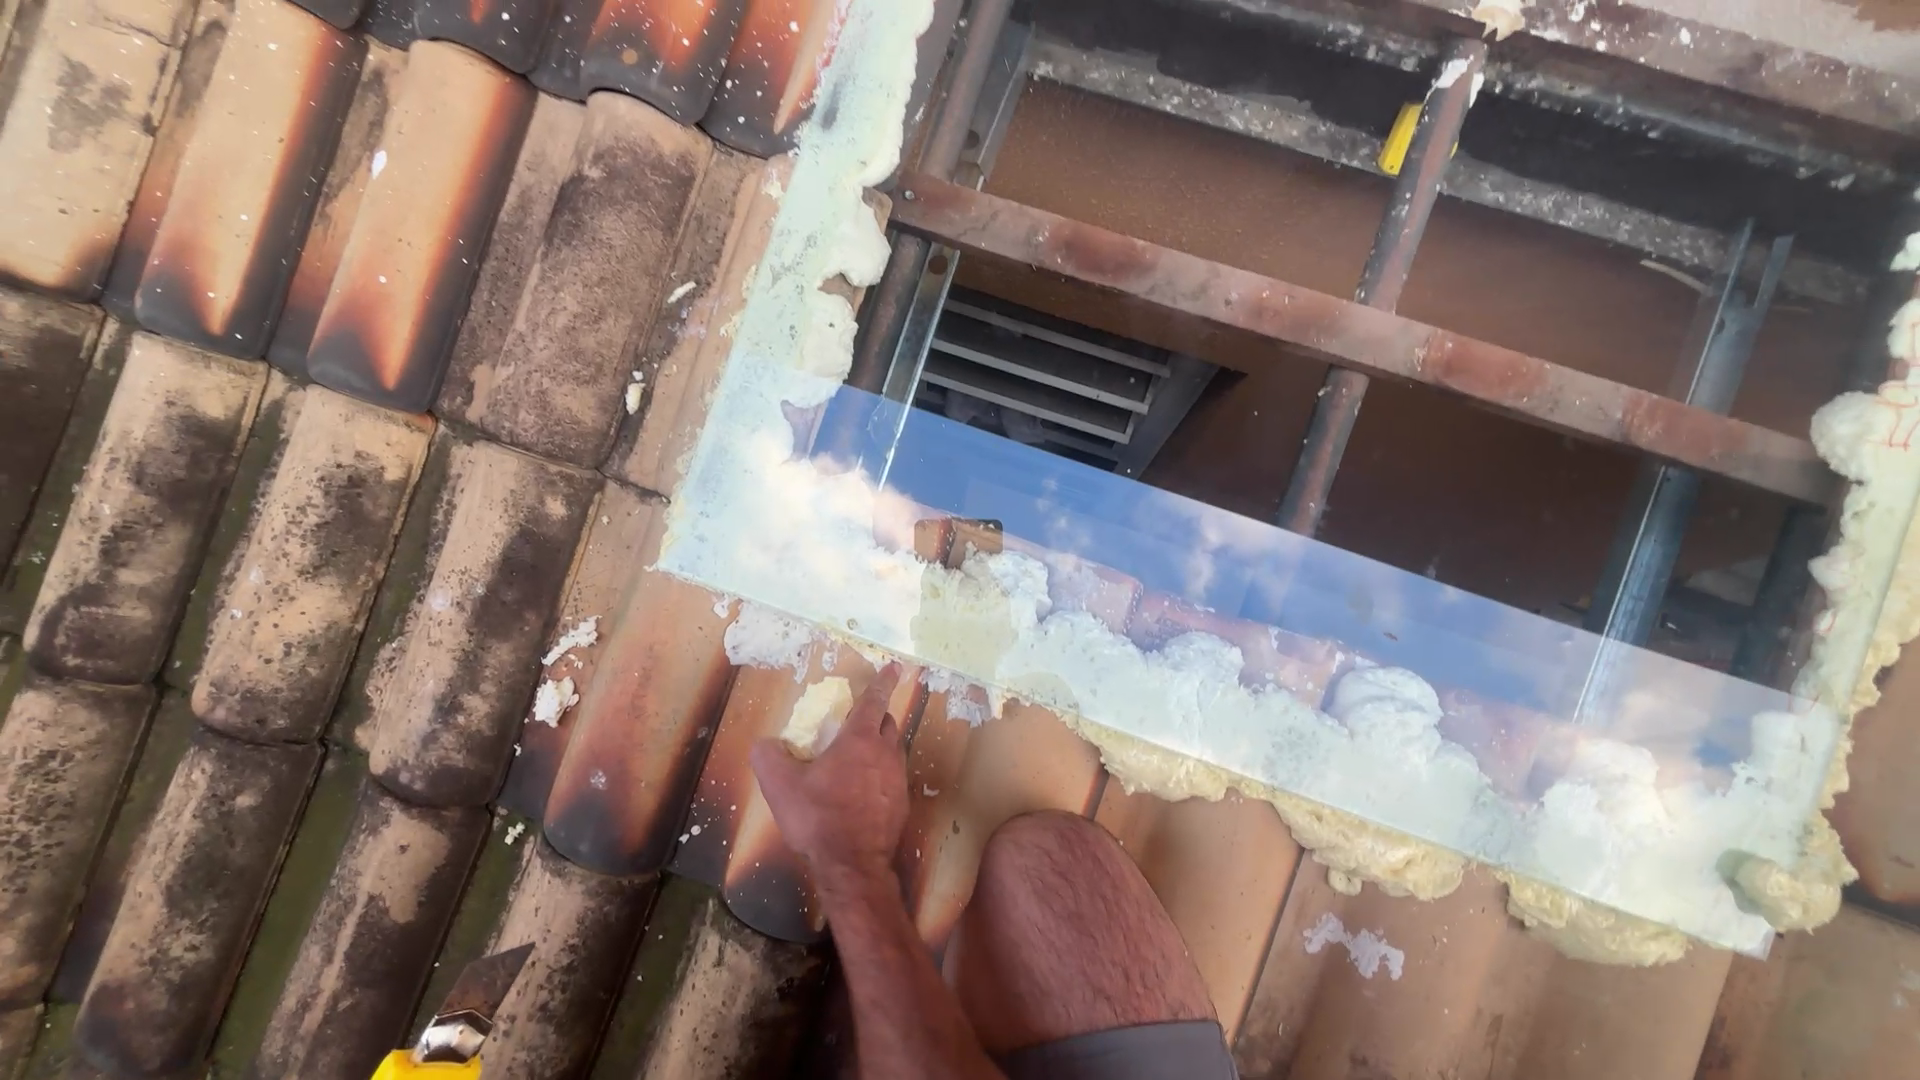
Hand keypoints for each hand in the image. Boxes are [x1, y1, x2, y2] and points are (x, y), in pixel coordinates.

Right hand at [752, 664, 908, 888]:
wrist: (852, 864)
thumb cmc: (817, 818)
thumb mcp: (780, 786)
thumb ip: (768, 756)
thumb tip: (766, 744)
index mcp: (859, 740)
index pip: (874, 700)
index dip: (883, 681)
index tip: (894, 667)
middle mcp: (885, 753)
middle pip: (887, 723)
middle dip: (877, 715)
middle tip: (859, 720)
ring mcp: (897, 779)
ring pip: (893, 750)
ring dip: (879, 746)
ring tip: (858, 758)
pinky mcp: (902, 803)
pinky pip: (893, 777)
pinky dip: (881, 775)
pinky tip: (863, 792)